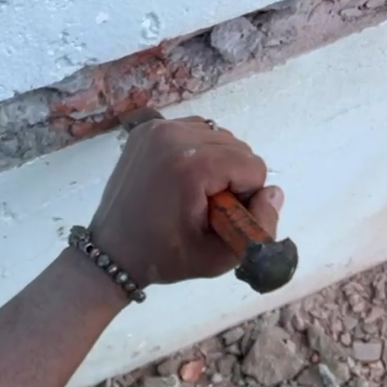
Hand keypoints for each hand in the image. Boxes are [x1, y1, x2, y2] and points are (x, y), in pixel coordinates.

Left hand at [87, 112, 282, 286]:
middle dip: (233, 179)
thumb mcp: (220, 256)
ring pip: (218, 136)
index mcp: (192, 165)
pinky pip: (194, 132)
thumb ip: (259, 226)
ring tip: (194, 194)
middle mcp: (175, 135)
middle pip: (238, 147)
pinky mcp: (147, 128)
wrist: (112, 252)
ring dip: (218, 164)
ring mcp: (157, 128)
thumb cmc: (165, 258)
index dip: (245, 198)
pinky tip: (181, 179)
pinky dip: (198, 153)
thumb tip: (274, 192)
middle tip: (206, 208)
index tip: (219, 217)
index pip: (253, 167)